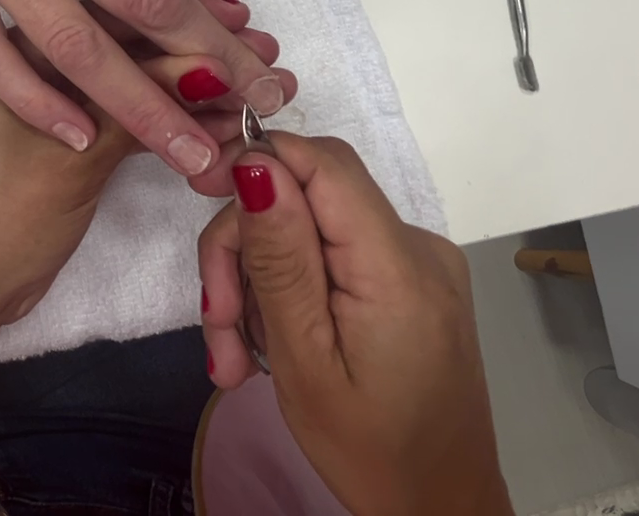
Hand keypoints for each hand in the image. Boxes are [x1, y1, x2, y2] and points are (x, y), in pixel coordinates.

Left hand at [0, 20, 283, 325]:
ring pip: (126, 81)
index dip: (174, 19)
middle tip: (264, 52)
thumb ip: (140, 108)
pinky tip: (221, 117)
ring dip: (189, 87)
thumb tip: (218, 66)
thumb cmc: (2, 219)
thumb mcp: (76, 159)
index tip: (240, 23)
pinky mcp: (61, 134)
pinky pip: (119, 112)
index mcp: (4, 51)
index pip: (100, 19)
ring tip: (261, 83)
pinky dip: (166, 117)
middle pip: (120, 47)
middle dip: (194, 52)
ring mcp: (43, 101)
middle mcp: (22, 63)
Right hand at [198, 136, 512, 515]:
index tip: (199, 191)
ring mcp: (413, 262)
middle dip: (242, 245)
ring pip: (305, 226)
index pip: (322, 163)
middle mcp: (416, 246)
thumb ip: (279, 257)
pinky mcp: (402, 279)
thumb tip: (255, 162)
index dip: (255, 158)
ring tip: (235, 353)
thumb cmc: (368, 452)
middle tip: (216, 319)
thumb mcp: (303, 359)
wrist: (439, 512)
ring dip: (255, 279)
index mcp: (398, 267)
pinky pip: (325, 252)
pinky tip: (266, 341)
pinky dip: (285, 288)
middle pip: (304, 195)